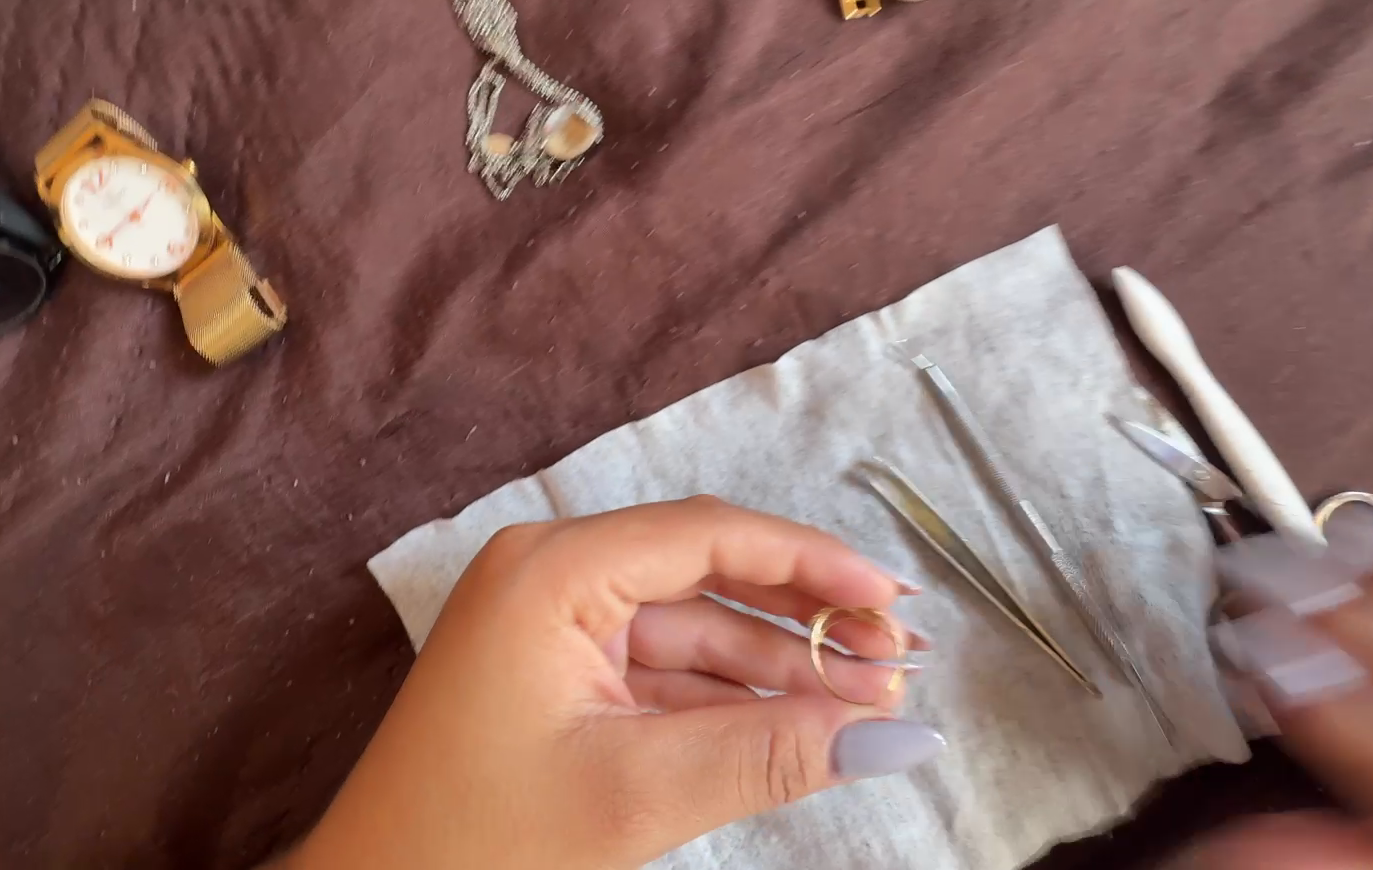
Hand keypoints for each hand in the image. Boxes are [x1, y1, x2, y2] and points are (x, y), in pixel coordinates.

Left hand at [288, 498, 942, 869]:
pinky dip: (729, 686)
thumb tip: (893, 736)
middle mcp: (554, 568)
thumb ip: (766, 755)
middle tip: (896, 648)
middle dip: (802, 611)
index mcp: (554, 568)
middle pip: (705, 569)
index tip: (888, 595)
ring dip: (777, 656)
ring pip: (691, 618)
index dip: (807, 559)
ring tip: (872, 689)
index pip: (705, 534)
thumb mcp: (632, 794)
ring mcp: (558, 612)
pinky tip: (801, 709)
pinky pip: (663, 658)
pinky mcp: (565, 658)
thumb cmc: (476, 844)